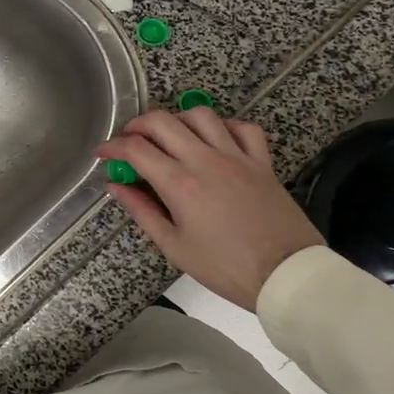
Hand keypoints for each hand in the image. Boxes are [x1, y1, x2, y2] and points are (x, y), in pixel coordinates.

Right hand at [97, 107, 323, 310]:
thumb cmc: (228, 268)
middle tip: (131, 141)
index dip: (112, 147)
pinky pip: (244, 129)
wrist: (290, 278)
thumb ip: (142, 211)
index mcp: (180, 184)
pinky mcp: (263, 164)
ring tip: (172, 137)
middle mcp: (206, 161)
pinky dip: (225, 126)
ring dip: (178, 120)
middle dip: (137, 125)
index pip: (134, 149)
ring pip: (200, 115)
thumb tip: (116, 186)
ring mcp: (237, 158)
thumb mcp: (175, 247)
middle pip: (161, 121)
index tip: (103, 154)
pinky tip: (215, 140)